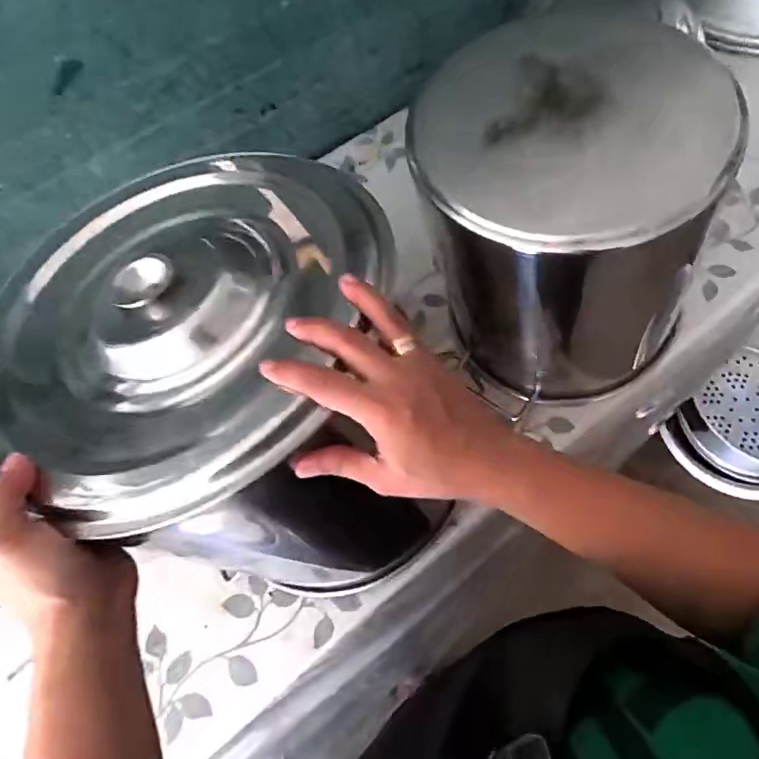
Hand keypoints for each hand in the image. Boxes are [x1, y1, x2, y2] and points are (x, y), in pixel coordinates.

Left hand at [0, 432, 137, 638]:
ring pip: (22, 495)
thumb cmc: (42, 580)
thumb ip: (3, 498)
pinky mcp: (76, 533)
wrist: (89, 613)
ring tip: (39, 442)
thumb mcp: (6, 540)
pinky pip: (63, 501)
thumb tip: (18, 460)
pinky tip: (78, 469)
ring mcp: (40, 534)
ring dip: (22, 470)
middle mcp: (4, 531)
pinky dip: (61, 483)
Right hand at [258, 275, 534, 500]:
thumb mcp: (387, 477)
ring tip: (344, 280)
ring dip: (362, 301)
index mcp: (380, 409)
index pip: (326, 386)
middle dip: (317, 331)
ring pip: (384, 323)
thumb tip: (299, 465)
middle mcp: (395, 378)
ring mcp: (417, 363)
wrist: (490, 456)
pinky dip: (389, 314)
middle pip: (349, 343)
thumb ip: (342, 463)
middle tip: (292, 324)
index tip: (268, 365)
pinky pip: (405, 329)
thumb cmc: (439, 472)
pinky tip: (379, 306)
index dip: (294, 374)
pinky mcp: (433, 359)